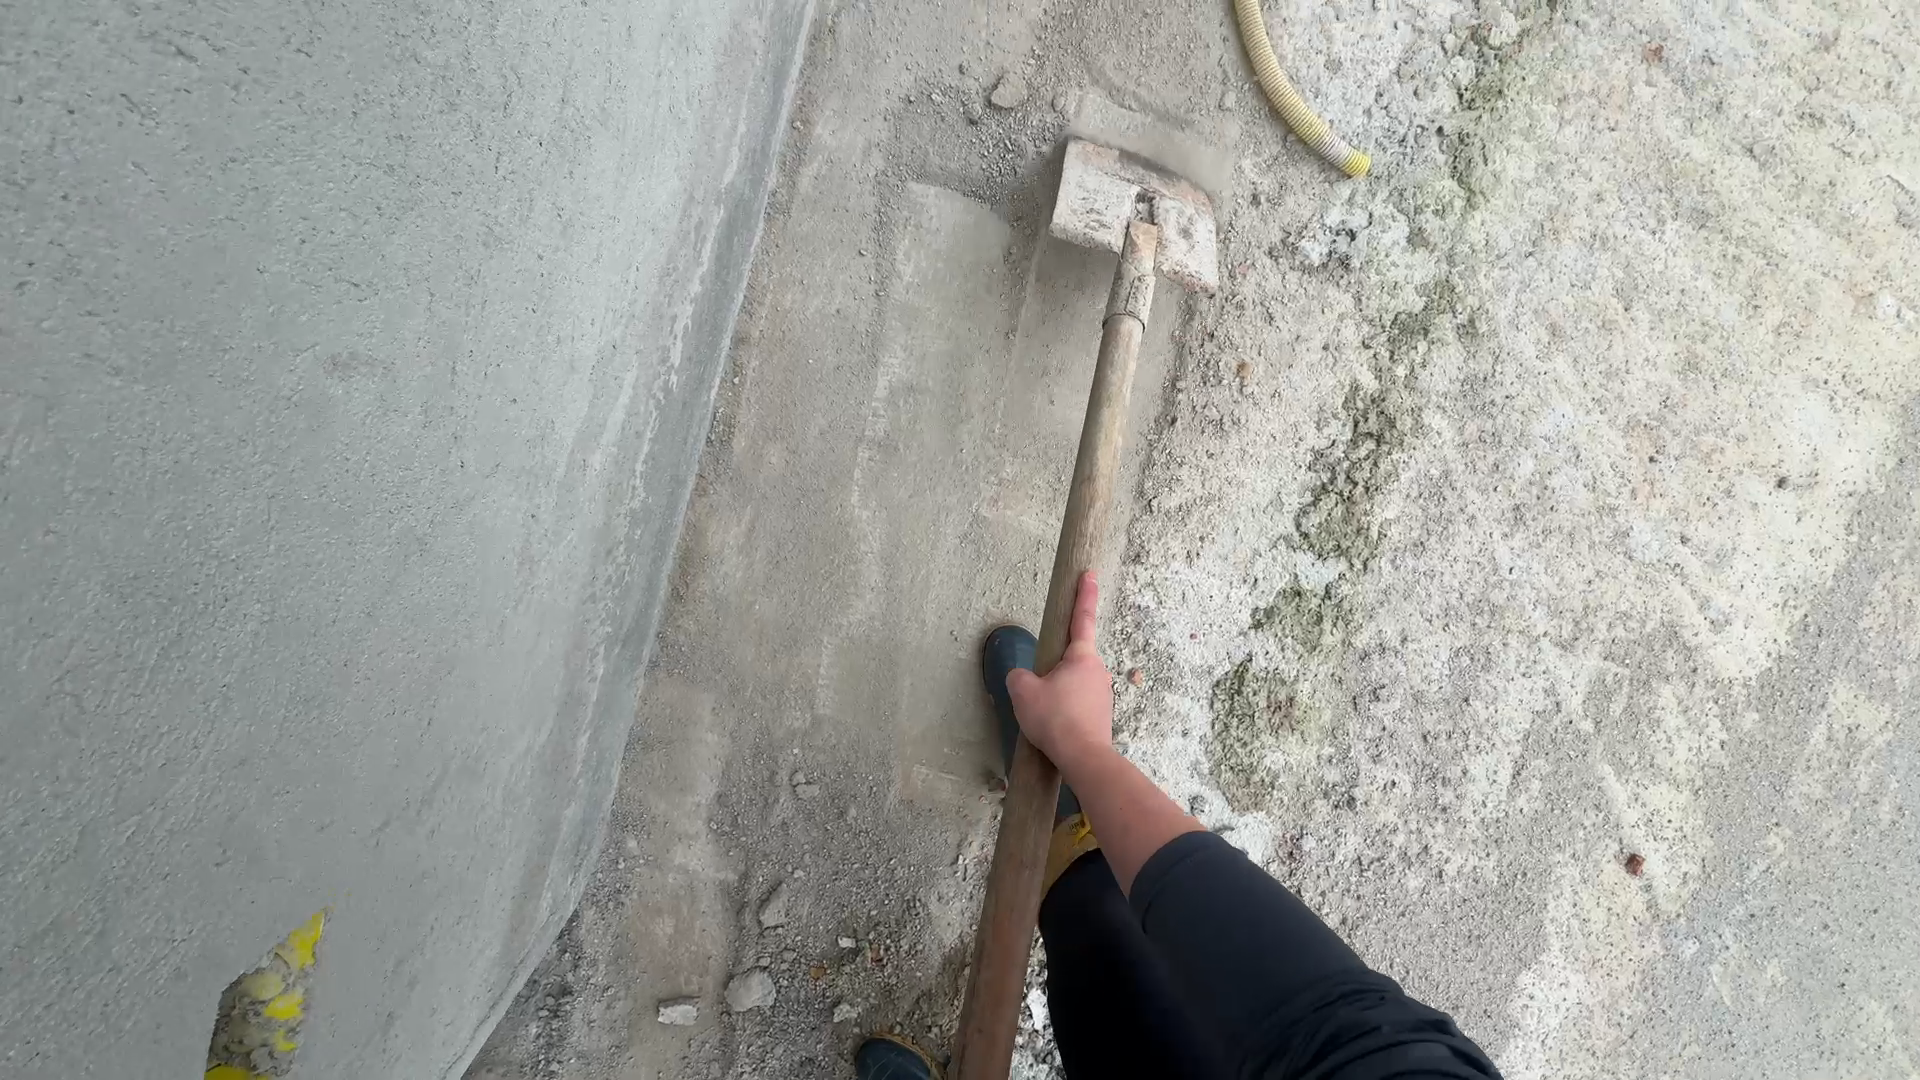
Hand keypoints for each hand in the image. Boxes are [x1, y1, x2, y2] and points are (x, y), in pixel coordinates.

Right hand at [1006, 571, 1113, 768]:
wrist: (1083, 758)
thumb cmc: (1055, 719)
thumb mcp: (1022, 692)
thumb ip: (1018, 677)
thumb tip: (1023, 679)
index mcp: (1081, 656)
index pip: (1082, 617)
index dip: (1084, 594)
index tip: (1089, 574)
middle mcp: (1097, 670)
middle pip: (1070, 659)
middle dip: (1053, 670)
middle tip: (1039, 691)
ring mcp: (1102, 693)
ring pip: (1072, 685)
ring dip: (1057, 694)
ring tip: (1044, 716)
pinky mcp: (1101, 715)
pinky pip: (1077, 705)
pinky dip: (1064, 711)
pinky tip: (1054, 728)